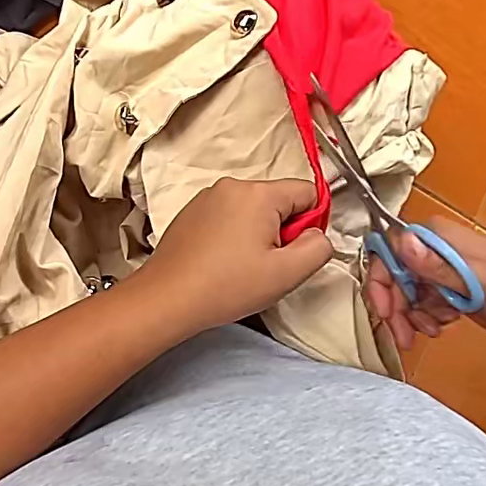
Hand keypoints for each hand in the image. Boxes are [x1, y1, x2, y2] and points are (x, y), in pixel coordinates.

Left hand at [132, 178, 335, 333]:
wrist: (166, 299)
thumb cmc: (226, 286)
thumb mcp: (287, 273)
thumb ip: (319, 248)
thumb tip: (319, 235)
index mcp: (258, 193)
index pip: (308, 193)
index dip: (311, 224)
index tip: (293, 252)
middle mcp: (232, 186)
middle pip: (280, 201)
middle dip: (283, 231)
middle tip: (268, 265)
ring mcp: (208, 198)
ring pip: (255, 211)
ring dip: (258, 235)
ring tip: (243, 268)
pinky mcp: (192, 213)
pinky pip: (230, 217)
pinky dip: (234, 237)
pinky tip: (223, 264)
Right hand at [365, 217, 485, 348]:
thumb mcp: (474, 280)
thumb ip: (435, 265)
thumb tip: (402, 241)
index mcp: (438, 235)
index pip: (390, 248)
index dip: (382, 280)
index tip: (386, 310)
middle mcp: (436, 247)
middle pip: (395, 273)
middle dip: (396, 306)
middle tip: (404, 336)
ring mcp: (443, 268)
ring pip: (406, 291)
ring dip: (411, 315)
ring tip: (433, 331)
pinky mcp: (449, 287)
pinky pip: (422, 302)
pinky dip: (425, 317)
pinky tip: (442, 326)